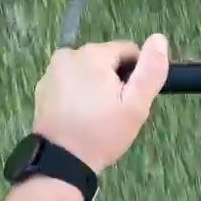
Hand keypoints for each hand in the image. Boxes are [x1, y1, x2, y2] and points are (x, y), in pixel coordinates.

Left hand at [32, 35, 169, 171]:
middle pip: (106, 61)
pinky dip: (77, 94)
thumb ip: (150, 71)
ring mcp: (51, 71)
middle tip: (114, 112)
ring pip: (87, 72)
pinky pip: (70, 83)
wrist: (62, 162)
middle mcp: (68, 54)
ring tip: (96, 116)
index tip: (130, 101)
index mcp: (92, 54)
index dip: (135, 76)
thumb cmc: (102, 133)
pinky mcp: (42, 88)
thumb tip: (159, 39)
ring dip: (95, 87)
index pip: (128, 52)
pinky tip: (79, 117)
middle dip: (114, 81)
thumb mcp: (135, 106)